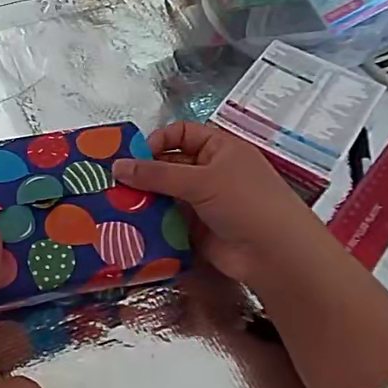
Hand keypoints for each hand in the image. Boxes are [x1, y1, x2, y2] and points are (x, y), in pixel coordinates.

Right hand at [112, 121, 341, 289]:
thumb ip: (157, 174)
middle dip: (144, 173)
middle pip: (170, 165)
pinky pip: (168, 222)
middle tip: (113, 183)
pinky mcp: (197, 230)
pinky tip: (129, 227)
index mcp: (219, 148)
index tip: (134, 157)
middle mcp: (211, 172)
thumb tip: (118, 166)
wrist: (274, 254)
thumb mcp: (201, 180)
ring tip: (115, 205)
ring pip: (166, 195)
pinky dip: (151, 223)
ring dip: (145, 200)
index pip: (182, 133)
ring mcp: (204, 202)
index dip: (158, 140)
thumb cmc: (245, 203)